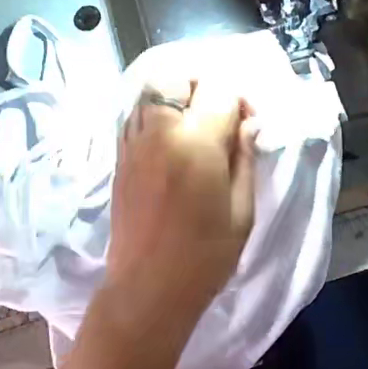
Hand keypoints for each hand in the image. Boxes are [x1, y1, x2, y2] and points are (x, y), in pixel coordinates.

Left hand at [104, 75, 257, 318]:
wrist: (147, 290)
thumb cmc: (204, 257)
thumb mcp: (241, 212)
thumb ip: (244, 159)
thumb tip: (248, 124)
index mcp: (197, 143)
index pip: (220, 92)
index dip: (240, 102)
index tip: (248, 125)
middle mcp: (160, 132)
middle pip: (176, 78)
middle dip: (202, 87)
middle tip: (218, 115)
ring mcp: (133, 144)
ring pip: (149, 92)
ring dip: (175, 96)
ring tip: (193, 124)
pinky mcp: (119, 159)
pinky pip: (134, 116)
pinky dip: (153, 113)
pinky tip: (169, 139)